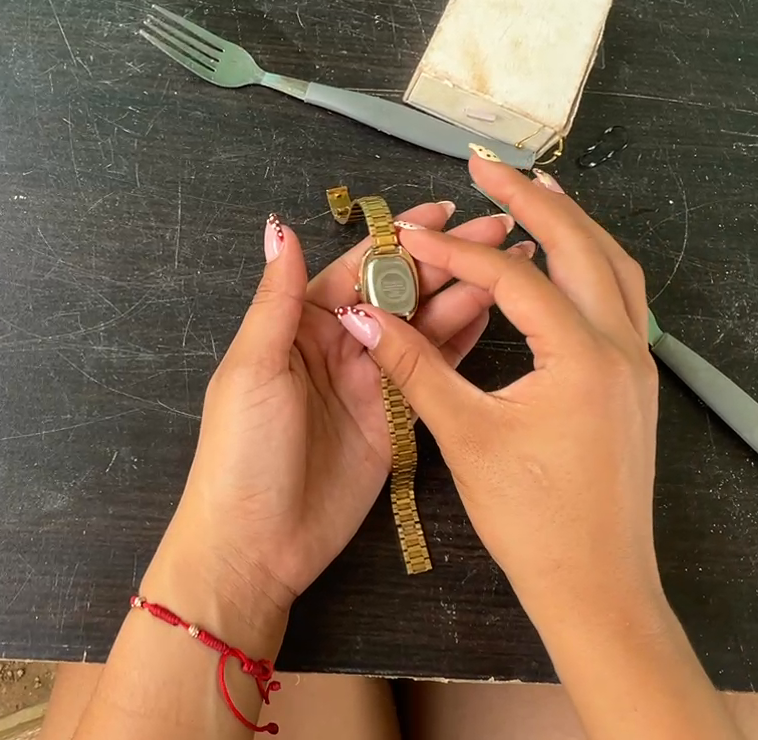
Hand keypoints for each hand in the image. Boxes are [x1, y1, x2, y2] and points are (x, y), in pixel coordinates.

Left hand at [146, 201, 521, 643]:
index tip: (443, 211)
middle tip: (498, 232)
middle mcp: (341, 343)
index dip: (400, 238)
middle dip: (445, 261)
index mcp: (302, 322)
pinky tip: (495, 315)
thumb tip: (279, 227)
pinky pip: (432, 372)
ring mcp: (373, 382)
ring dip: (463, 295)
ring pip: (424, 327)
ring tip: (513, 266)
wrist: (256, 545)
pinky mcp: (397, 422)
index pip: (358, 266)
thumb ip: (278, 299)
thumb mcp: (253, 366)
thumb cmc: (244, 449)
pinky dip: (462, 343)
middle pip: (399, 291)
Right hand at [333, 157, 661, 617]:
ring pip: (613, 264)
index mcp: (581, 355)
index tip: (407, 236)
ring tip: (530, 191)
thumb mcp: (464, 435)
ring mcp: (637, 362)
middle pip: (582, 244)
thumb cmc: (531, 518)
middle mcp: (621, 346)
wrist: (598, 589)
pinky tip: (559, 258)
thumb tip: (360, 315)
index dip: (454, 252)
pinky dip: (589, 258)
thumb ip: (413, 365)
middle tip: (484, 168)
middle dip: (532, 199)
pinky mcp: (634, 379)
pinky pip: (620, 293)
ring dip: (571, 221)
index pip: (512, 277)